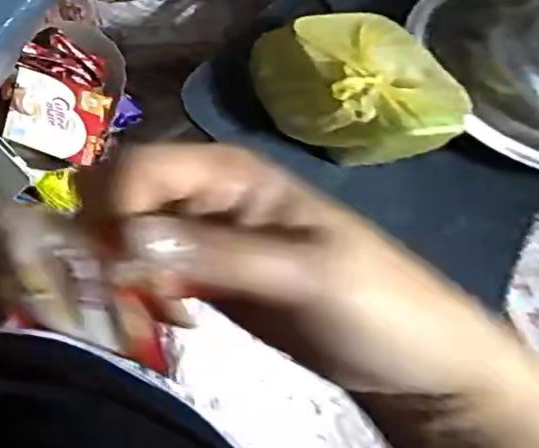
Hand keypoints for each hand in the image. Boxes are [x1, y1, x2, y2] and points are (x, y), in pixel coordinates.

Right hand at [88, 145, 538, 446]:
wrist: (429, 371)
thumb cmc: (382, 307)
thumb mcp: (308, 275)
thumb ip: (216, 253)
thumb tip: (127, 241)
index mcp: (223, 168)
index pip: (138, 166)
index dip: (118, 207)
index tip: (124, 266)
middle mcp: (197, 187)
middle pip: (116, 188)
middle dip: (108, 235)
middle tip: (128, 290)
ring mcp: (193, 226)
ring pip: (119, 224)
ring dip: (117, 263)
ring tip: (152, 310)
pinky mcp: (192, 265)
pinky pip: (137, 260)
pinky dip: (133, 284)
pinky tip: (165, 314)